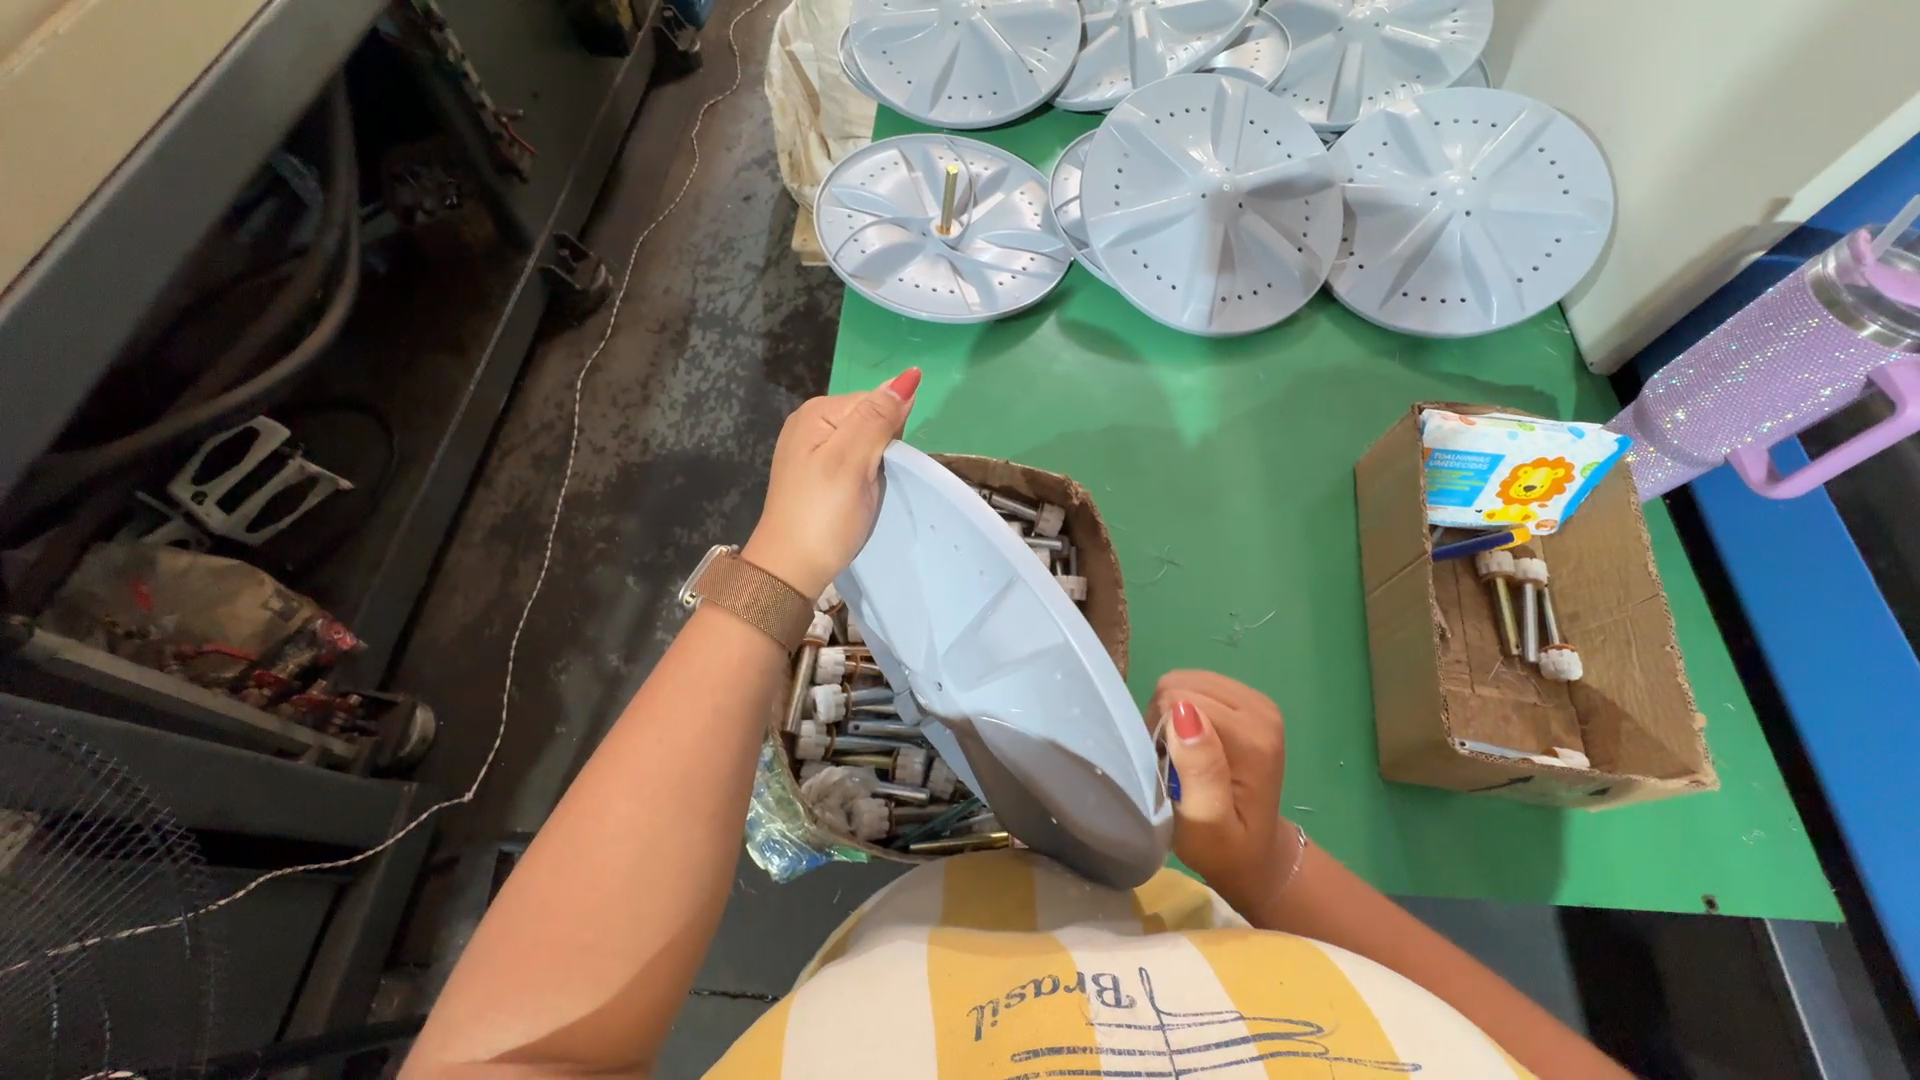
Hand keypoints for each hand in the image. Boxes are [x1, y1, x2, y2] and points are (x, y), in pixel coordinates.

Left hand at [742, 369, 920, 598]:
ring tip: (863, 493)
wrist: (791, 569)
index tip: (881, 465)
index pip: (876, 402)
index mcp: (818, 412)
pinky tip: (854, 497)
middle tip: (871, 482)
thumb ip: (879, 418)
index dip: (890, 433)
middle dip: (882, 448)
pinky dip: (863, 477)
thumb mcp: (853, 461)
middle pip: (870, 420)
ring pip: (865, 444)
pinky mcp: (815, 475)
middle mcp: (811, 423)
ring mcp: (811, 450)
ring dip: (875, 466)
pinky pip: (853, 462)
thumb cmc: (825, 514)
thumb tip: (909, 376)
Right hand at [1148, 671, 1297, 907]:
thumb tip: (1184, 713)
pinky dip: (1184, 709)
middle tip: (1173, 762)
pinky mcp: (1250, 700)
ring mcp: (1259, 702)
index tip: (1168, 767)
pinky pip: (1198, 684)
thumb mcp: (1206, 823)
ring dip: (1173, 713)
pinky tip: (1190, 740)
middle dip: (1167, 719)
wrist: (1255, 852)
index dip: (1162, 730)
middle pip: (1184, 684)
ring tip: (1181, 753)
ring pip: (1187, 680)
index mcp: (1254, 739)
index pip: (1182, 699)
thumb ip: (1199, 771)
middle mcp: (1262, 710)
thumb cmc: (1223, 846)